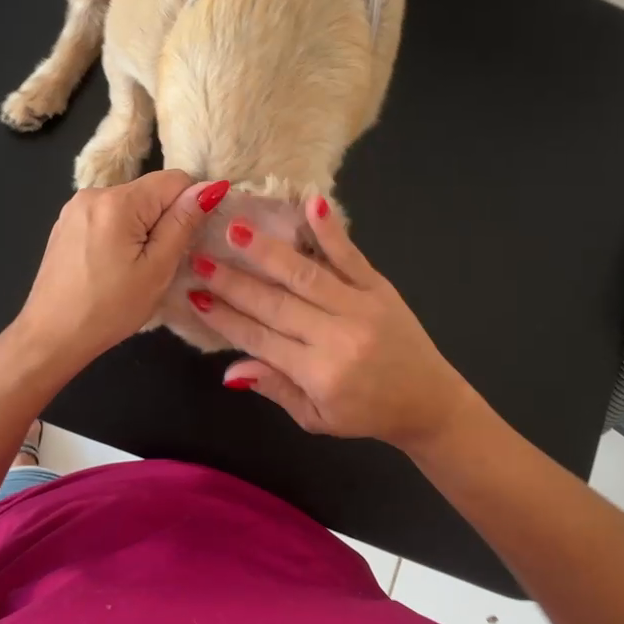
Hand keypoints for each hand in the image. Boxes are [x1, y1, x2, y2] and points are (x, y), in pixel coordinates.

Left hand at [12, 170, 228, 368]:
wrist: (51, 336)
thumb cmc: (110, 309)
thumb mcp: (157, 269)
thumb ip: (183, 223)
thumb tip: (210, 187)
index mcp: (118, 201)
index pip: (175, 180)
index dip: (192, 206)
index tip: (190, 241)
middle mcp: (93, 193)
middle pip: (150, 192)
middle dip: (165, 220)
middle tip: (161, 263)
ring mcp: (75, 208)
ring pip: (130, 205)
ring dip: (143, 229)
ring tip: (136, 268)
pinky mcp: (66, 225)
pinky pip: (108, 217)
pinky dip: (120, 235)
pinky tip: (113, 266)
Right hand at [190, 198, 473, 451]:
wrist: (428, 402)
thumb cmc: (365, 414)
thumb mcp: (315, 418)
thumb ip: (274, 388)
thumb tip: (229, 370)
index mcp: (318, 373)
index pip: (260, 338)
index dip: (225, 318)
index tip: (194, 296)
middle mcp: (337, 337)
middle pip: (275, 303)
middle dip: (233, 281)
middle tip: (198, 257)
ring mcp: (361, 307)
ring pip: (306, 275)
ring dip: (268, 251)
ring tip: (236, 229)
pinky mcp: (380, 289)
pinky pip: (352, 257)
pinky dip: (331, 232)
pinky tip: (312, 205)